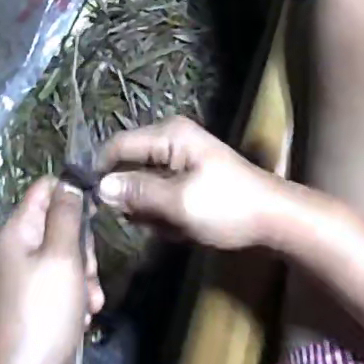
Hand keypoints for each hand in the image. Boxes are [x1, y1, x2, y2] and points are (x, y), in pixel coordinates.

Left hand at [0, 178, 104, 363]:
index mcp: (18, 230)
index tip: (96, 208)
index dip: (72, 191)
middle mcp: (20, 249)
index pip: (46, 187)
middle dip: (83, 243)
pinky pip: (64, 284)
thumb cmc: (44, 312)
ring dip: (86, 273)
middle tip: (88, 266)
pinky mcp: (37, 303)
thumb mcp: (61, 256)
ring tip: (89, 298)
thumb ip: (66, 214)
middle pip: (61, 222)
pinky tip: (85, 314)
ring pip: (68, 255)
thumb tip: (70, 178)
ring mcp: (28, 277)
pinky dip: (78, 295)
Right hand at [95, 117, 293, 250]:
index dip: (102, 172)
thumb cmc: (226, 206)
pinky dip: (164, 215)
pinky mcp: (186, 178)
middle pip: (129, 167)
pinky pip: (159, 196)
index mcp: (168, 135)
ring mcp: (179, 158)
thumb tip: (100, 186)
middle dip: (134, 200)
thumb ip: (138, 194)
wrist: (272, 219)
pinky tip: (182, 228)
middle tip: (151, 222)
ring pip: (143, 187)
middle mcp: (170, 139)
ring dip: (151, 211)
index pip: (118, 146)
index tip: (91, 205)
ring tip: (172, 226)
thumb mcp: (179, 204)